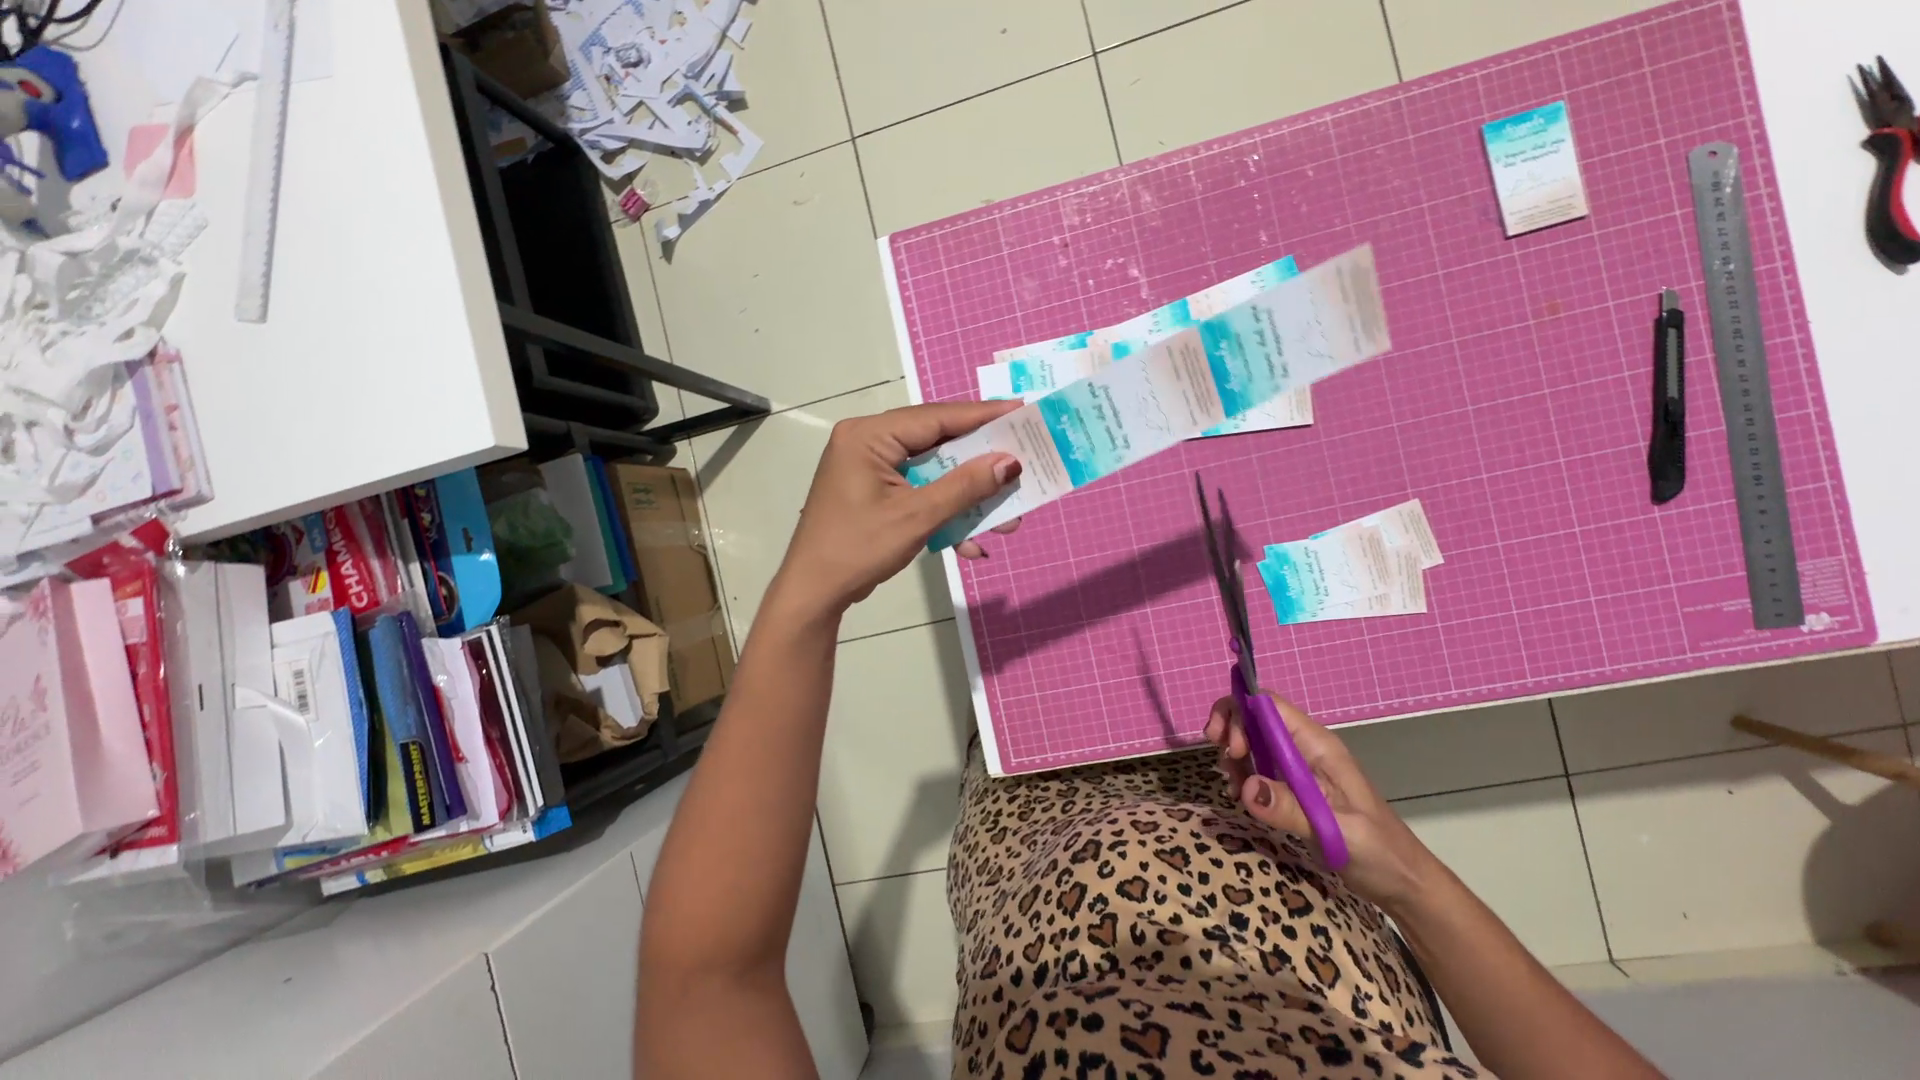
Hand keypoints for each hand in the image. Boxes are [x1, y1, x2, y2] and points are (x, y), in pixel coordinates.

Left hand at [770, 400, 1024, 618]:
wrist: (814, 592)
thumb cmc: (858, 548)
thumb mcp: (916, 517)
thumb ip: (964, 486)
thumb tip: (1009, 462)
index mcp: (869, 436)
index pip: (936, 418)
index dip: (982, 416)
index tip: (1022, 411)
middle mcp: (868, 443)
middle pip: (938, 444)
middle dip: (980, 465)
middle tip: (1022, 462)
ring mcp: (871, 469)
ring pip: (933, 473)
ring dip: (967, 498)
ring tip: (1007, 517)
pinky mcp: (875, 494)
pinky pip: (919, 493)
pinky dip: (944, 513)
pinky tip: (971, 543)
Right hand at [1205, 692, 1441, 909]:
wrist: (1403, 882)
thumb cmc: (1378, 852)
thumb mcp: (1335, 831)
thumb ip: (1290, 809)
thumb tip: (1247, 786)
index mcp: (1318, 746)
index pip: (1270, 705)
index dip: (1241, 714)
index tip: (1229, 747)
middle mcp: (1306, 749)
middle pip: (1255, 718)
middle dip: (1231, 733)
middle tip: (1226, 770)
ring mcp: (1299, 769)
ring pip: (1253, 742)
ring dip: (1234, 759)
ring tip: (1233, 790)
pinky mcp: (1295, 789)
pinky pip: (1259, 768)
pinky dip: (1243, 777)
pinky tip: (1242, 799)